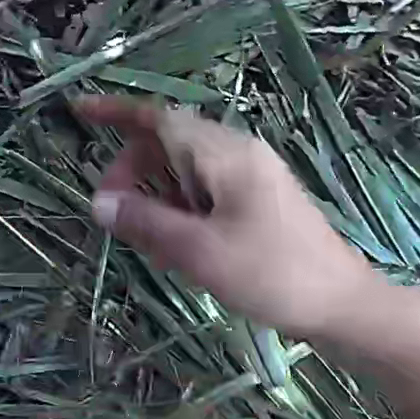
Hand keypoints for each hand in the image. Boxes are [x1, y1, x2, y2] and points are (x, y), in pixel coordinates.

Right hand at [77, 96, 380, 338]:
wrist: (340, 304)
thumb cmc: (271, 276)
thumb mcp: (200, 252)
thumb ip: (147, 223)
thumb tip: (100, 202)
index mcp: (227, 155)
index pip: (161, 119)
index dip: (117, 113)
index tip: (79, 114)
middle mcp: (241, 154)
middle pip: (172, 144)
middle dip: (134, 171)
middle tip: (113, 215)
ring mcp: (254, 178)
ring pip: (189, 171)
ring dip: (159, 197)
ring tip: (147, 242)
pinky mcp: (261, 203)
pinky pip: (210, 193)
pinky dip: (184, 210)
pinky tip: (179, 247)